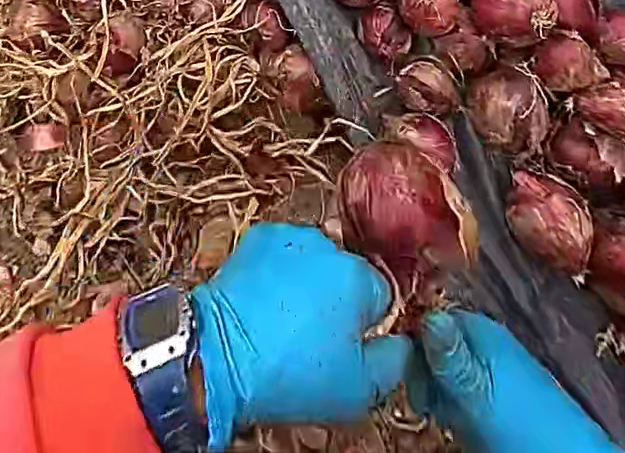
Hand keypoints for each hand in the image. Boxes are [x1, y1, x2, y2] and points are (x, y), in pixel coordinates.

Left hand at [190, 223, 411, 449]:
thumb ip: (396, 360)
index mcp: (359, 278)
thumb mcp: (358, 388)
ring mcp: (294, 236)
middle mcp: (331, 246)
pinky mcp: (263, 235)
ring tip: (285, 318)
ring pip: (317, 260)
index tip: (343, 344)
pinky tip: (266, 297)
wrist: (220, 354)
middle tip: (312, 336)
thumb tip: (404, 342)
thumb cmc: (289, 372)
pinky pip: (284, 250)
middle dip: (337, 299)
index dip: (363, 324)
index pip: (380, 295)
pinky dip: (279, 268)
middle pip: (348, 274)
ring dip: (309, 281)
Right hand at [413, 309, 624, 452]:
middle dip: (422, 367)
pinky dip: (451, 402)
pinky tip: (453, 421)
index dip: (412, 339)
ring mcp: (492, 368)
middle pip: (437, 343)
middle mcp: (485, 341)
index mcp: (481, 329)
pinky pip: (461, 388)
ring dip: (435, 387)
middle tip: (420, 398)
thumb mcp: (478, 391)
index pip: (432, 316)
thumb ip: (450, 355)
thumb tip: (424, 313)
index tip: (399, 369)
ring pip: (447, 368)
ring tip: (437, 411)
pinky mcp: (497, 395)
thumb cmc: (521, 425)